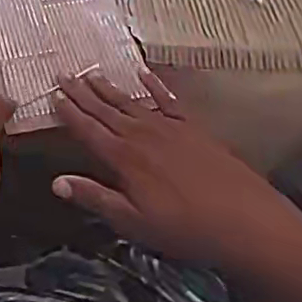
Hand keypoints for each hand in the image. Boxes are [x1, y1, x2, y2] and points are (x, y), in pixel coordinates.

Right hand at [52, 71, 301, 269]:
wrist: (247, 222)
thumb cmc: (185, 229)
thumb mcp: (133, 222)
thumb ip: (94, 198)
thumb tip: (56, 181)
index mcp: (124, 158)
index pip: (88, 129)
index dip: (69, 112)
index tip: (54, 95)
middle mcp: (142, 136)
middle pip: (105, 110)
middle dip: (82, 92)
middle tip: (64, 74)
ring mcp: (169, 128)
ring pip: (130, 102)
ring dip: (109, 87)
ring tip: (92, 73)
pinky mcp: (193, 129)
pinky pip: (168, 100)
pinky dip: (154, 86)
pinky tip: (144, 74)